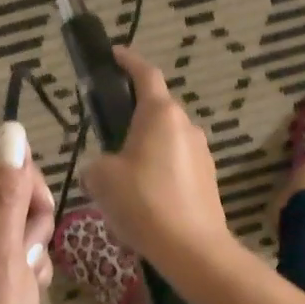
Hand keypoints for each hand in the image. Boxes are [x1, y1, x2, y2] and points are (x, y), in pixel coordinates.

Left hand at [0, 125, 53, 303]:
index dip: (11, 170)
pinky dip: (27, 258)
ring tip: (25, 274)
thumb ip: (5, 191)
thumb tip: (11, 129)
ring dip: (31, 237)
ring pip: (12, 207)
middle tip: (27, 249)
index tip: (30, 207)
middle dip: (25, 208)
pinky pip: (12, 237)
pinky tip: (26, 286)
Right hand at [82, 46, 233, 274]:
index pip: (145, 74)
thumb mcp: (100, 179)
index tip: (114, 55)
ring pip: (167, 142)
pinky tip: (144, 201)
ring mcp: (202, 154)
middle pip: (156, 112)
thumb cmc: (142, 203)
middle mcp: (187, 126)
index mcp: (160, 114)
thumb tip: (102, 167)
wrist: (192, 249)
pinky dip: (159, 174)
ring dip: (145, 151)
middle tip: (106, 135)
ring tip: (121, 178)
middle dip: (132, 118)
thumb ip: (95, 163)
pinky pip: (177, 166)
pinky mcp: (209, 180)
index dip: (128, 61)